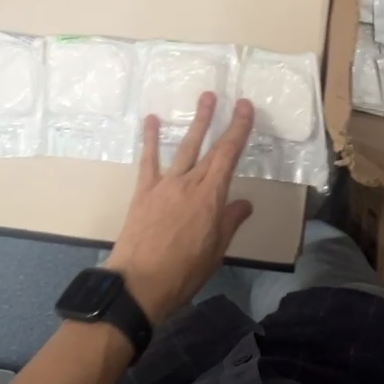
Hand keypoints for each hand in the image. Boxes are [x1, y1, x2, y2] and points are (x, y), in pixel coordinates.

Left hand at [103, 92, 254, 323]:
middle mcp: (189, 183)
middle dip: (223, 122)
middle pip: (210, 147)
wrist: (137, 286)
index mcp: (210, 197)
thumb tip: (244, 203)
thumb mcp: (215, 252)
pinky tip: (151, 120)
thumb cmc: (182, 273)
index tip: (246, 108)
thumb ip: (229, 223)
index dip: (239, 130)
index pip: (229, 156)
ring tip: (206, 98)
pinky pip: (149, 160)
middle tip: (233, 99)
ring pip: (185, 147)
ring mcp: (165, 184)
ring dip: (197, 122)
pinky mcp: (144, 191)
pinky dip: (150, 139)